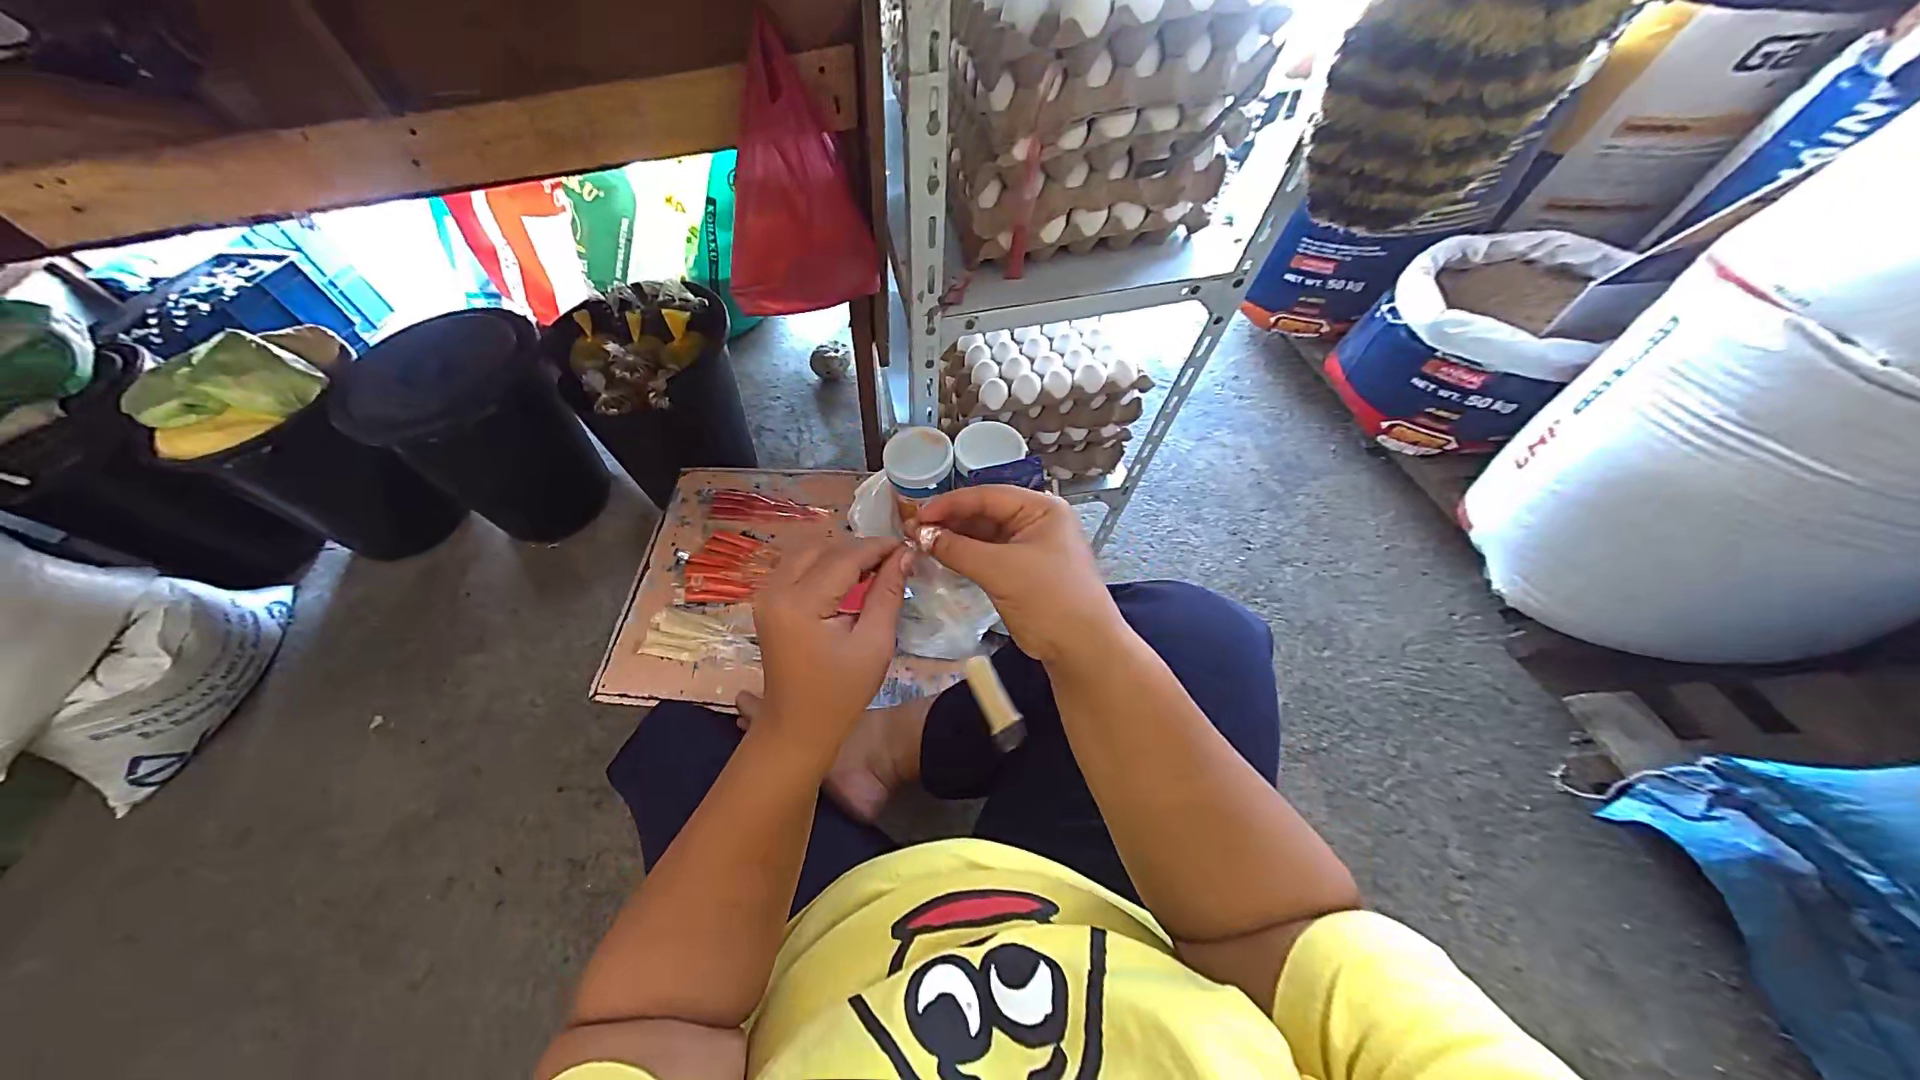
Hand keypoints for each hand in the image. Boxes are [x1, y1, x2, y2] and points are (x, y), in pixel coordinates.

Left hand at [748, 536, 909, 760]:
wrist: (797, 728)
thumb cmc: (840, 693)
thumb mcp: (873, 643)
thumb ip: (888, 593)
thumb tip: (905, 555)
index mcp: (800, 603)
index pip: (844, 557)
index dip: (878, 548)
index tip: (907, 546)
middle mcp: (775, 591)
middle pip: (823, 548)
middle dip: (859, 549)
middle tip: (893, 559)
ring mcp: (766, 596)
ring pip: (807, 553)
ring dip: (840, 554)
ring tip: (874, 567)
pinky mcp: (767, 602)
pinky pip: (797, 567)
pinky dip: (824, 565)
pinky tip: (849, 578)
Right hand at [913, 486, 1123, 663]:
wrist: (1082, 648)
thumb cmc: (1050, 600)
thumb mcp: (1000, 570)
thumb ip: (958, 549)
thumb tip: (921, 535)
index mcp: (1041, 509)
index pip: (987, 495)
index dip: (949, 504)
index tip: (917, 516)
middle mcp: (1037, 521)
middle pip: (985, 513)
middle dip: (950, 521)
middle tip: (914, 531)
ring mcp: (1030, 547)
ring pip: (984, 535)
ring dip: (955, 539)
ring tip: (921, 543)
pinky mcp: (1022, 571)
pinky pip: (988, 555)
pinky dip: (965, 556)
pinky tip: (942, 557)